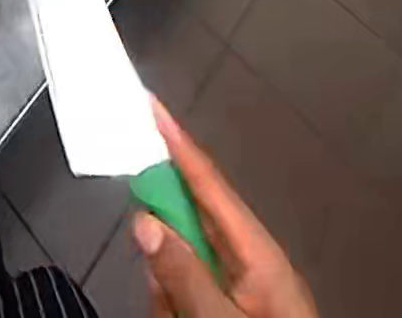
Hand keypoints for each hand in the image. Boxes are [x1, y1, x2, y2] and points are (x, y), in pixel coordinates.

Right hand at [132, 101, 320, 317]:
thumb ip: (183, 275)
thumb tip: (144, 220)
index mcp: (258, 253)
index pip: (208, 182)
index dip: (176, 142)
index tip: (150, 105)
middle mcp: (249, 261)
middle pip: (187, 224)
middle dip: (165, 252)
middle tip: (169, 300)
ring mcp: (239, 289)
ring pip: (178, 264)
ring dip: (168, 296)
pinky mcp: (228, 307)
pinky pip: (184, 293)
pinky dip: (174, 310)